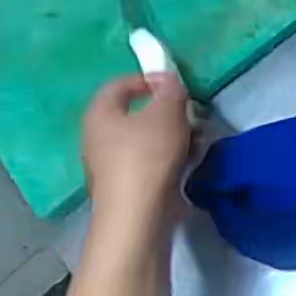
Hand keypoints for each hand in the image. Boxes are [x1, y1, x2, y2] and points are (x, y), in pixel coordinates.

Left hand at [79, 73, 191, 251]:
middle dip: (167, 111)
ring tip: (197, 139)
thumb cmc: (148, 155)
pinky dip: (168, 156)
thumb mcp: (167, 112)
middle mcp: (98, 138)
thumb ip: (170, 90)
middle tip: (190, 113)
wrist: (138, 215)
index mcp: (100, 115)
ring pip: (145, 139)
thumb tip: (168, 80)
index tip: (174, 86)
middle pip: (135, 114)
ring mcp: (110, 165)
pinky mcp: (125, 187)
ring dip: (173, 134)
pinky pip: (149, 161)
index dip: (147, 79)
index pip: (119, 85)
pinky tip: (189, 161)